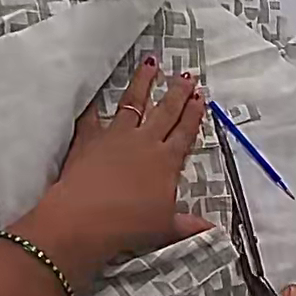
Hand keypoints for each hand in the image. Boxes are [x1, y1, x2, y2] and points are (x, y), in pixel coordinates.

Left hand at [15, 57, 211, 284]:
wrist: (86, 219)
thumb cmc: (129, 225)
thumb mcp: (165, 227)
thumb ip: (187, 224)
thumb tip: (210, 230)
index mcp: (167, 161)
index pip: (185, 132)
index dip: (194, 114)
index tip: (199, 97)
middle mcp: (144, 143)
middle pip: (165, 112)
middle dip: (177, 92)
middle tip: (186, 75)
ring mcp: (116, 137)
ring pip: (133, 103)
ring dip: (143, 83)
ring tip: (150, 64)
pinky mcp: (89, 139)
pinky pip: (91, 118)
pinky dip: (93, 107)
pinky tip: (94, 97)